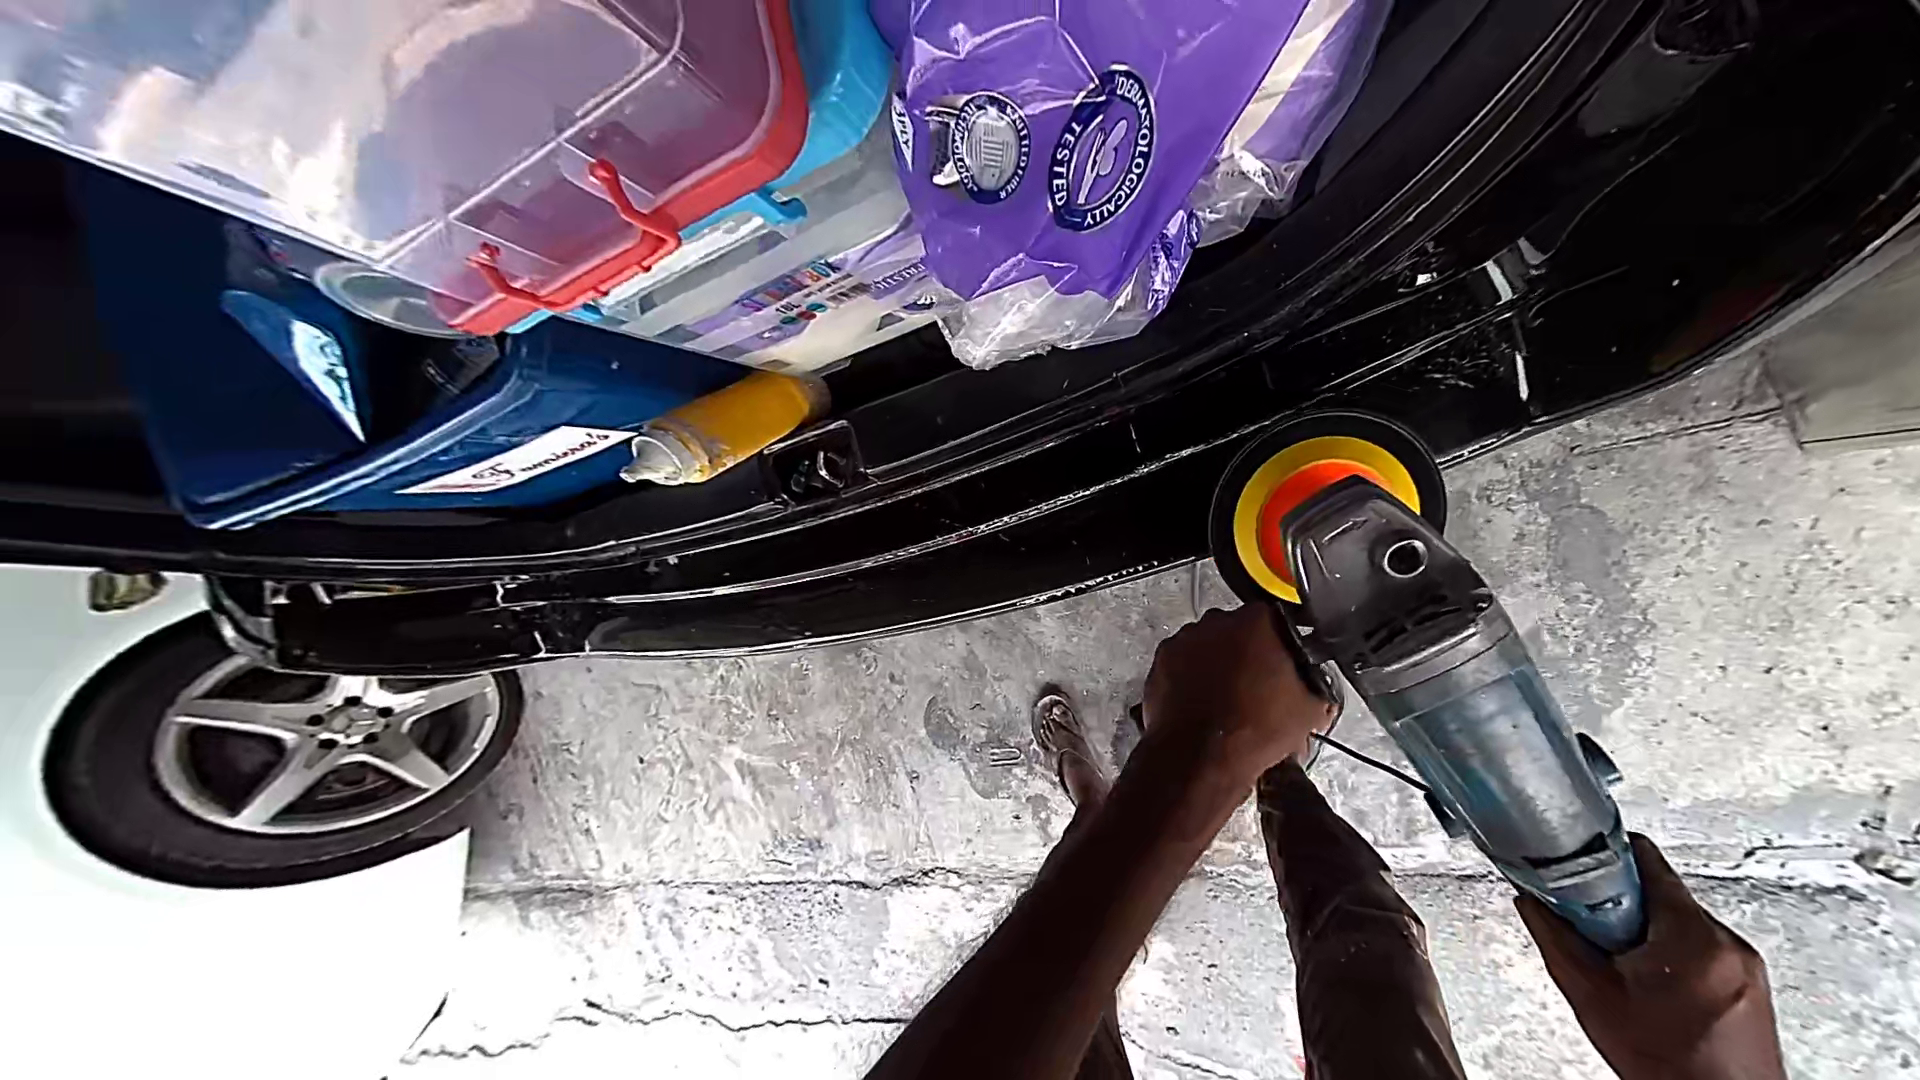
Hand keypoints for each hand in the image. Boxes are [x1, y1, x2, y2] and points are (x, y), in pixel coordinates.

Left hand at [1141, 605, 1334, 785]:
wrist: (1199, 754)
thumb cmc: (1255, 728)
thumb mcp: (1308, 710)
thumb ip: (1313, 684)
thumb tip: (1312, 686)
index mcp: (1256, 621)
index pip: (1276, 620)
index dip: (1281, 644)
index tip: (1283, 664)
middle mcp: (1216, 621)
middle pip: (1237, 630)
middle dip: (1247, 652)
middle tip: (1257, 683)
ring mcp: (1183, 638)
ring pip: (1207, 645)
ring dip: (1217, 663)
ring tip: (1228, 697)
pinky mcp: (1160, 658)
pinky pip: (1182, 661)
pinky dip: (1190, 675)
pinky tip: (1202, 700)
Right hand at [1516, 834, 1785, 1079]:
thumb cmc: (1667, 1064)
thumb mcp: (1585, 988)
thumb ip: (1549, 931)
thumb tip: (1527, 896)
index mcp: (1697, 938)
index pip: (1645, 857)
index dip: (1600, 852)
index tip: (1572, 862)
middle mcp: (1731, 945)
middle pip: (1654, 888)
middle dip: (1612, 898)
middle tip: (1584, 924)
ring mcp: (1746, 966)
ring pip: (1670, 915)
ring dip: (1633, 924)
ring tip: (1611, 957)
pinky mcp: (1748, 983)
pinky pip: (1692, 941)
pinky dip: (1658, 945)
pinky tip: (1638, 975)